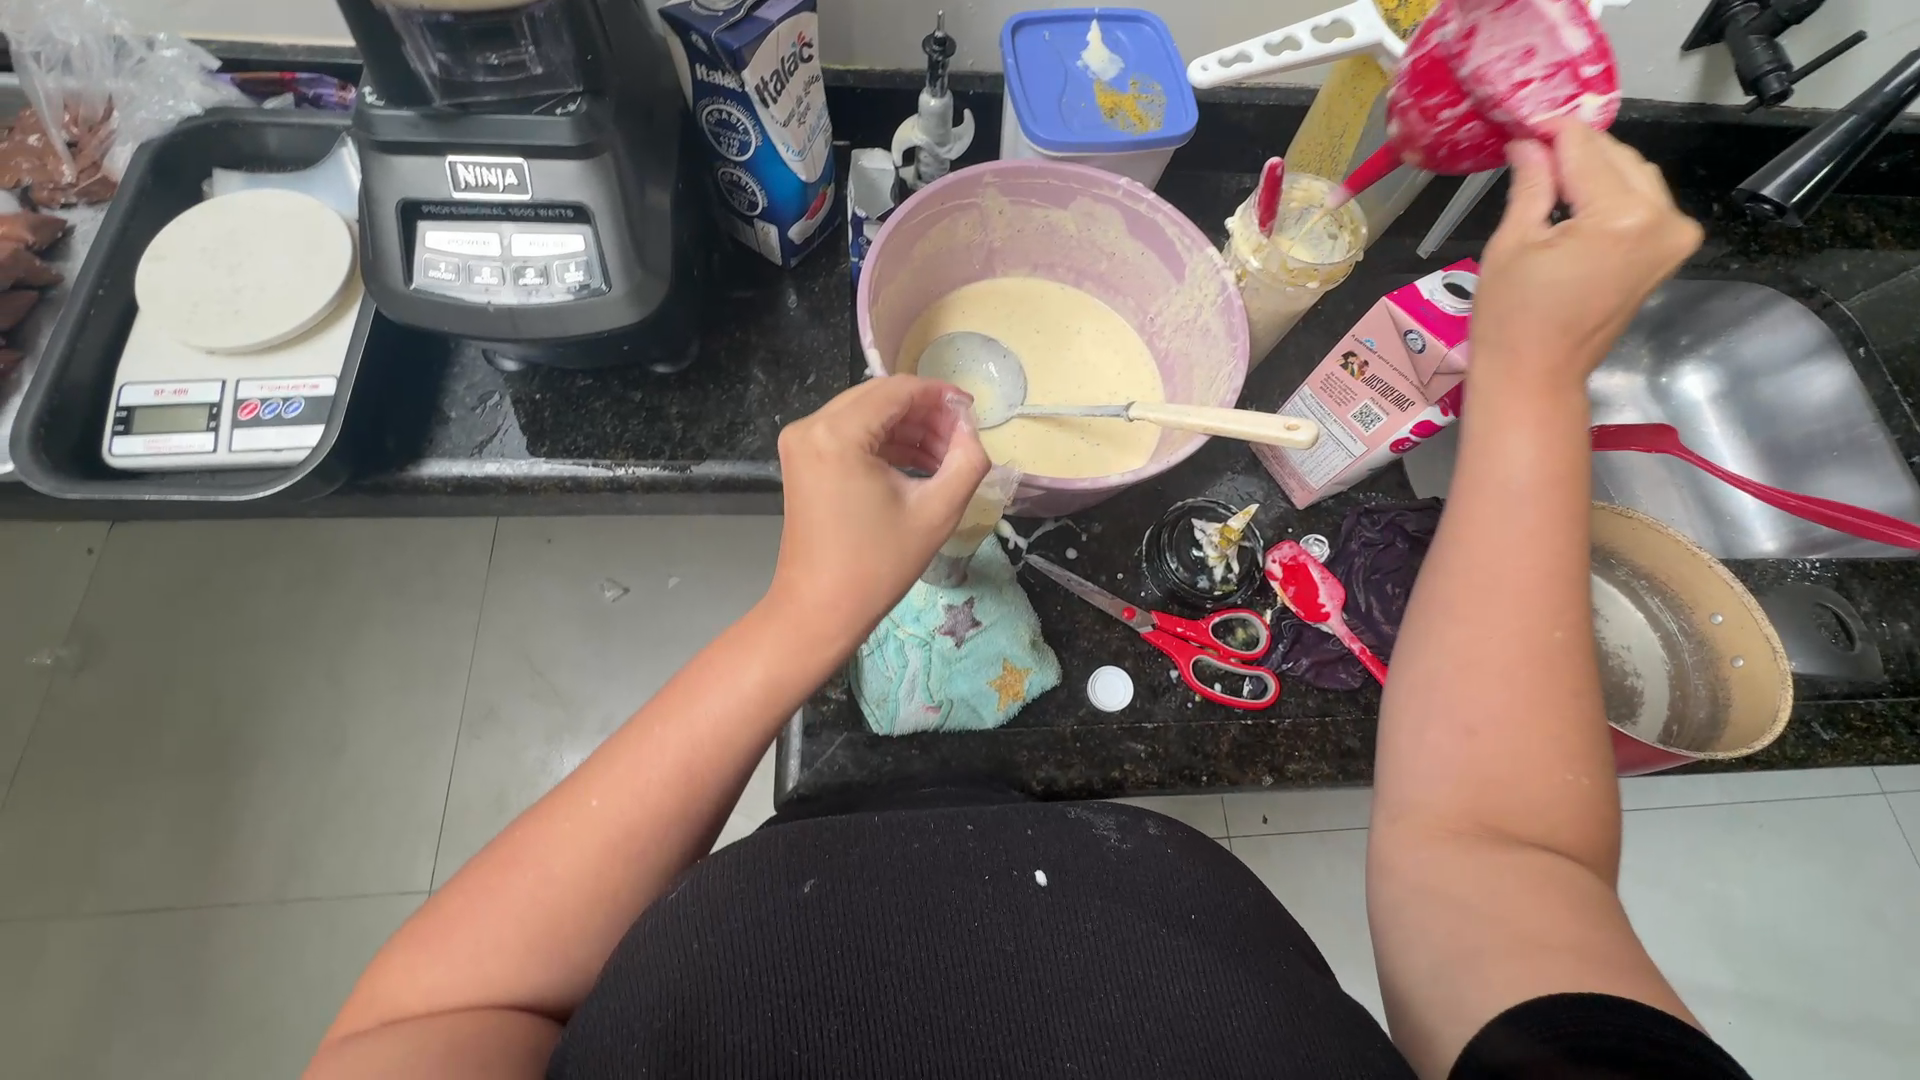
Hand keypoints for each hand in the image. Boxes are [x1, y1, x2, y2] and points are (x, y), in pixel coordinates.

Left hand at [767, 375, 991, 642]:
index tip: (972, 413)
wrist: (820, 609)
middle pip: (879, 396)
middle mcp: (811, 426)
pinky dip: (884, 443)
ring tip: (944, 458)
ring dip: (907, 429)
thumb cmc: (878, 565)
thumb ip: (966, 459)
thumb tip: (969, 427)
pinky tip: (916, 465)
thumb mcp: (937, 511)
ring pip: (865, 413)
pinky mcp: (802, 459)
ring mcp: (801, 442)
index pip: (898, 390)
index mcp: (838, 434)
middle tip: (960, 440)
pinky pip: (850, 434)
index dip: (940, 395)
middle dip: (925, 413)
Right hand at [1472, 120, 1703, 388]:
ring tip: (1550, 171)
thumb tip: (1529, 145)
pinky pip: (1642, 205)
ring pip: (1635, 179)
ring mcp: (1674, 236)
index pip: (1588, 151)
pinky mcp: (1669, 252)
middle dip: (1578, 149)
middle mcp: (1663, 218)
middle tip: (1533, 145)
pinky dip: (1610, 196)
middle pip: (1620, 160)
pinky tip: (1575, 200)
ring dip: (1596, 170)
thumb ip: (1531, 186)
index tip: (1526, 122)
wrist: (1534, 376)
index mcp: (1621, 217)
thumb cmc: (1509, 319)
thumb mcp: (1511, 245)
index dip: (1554, 132)